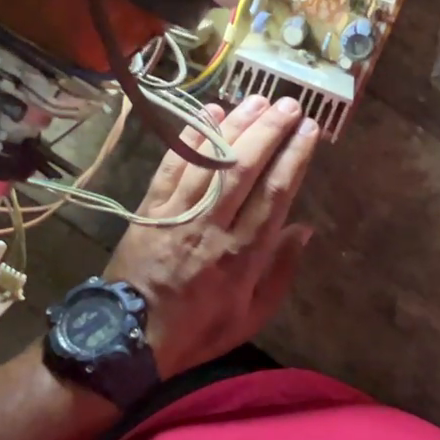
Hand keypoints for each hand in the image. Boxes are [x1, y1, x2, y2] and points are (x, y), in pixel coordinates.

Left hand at [105, 93, 319, 375]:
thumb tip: (305, 229)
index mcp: (243, 256)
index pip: (275, 194)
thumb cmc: (198, 329)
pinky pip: (172, 166)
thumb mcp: (252, 315)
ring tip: (258, 100)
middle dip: (270, 131)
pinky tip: (210, 114)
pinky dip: (191, 138)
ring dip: (236, 126)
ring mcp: (178, 214)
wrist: (129, 339)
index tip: (310, 129)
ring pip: (211, 161)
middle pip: (245, 168)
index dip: (294, 157)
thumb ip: (281, 271)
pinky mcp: (150, 209)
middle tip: (289, 104)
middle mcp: (213, 227)